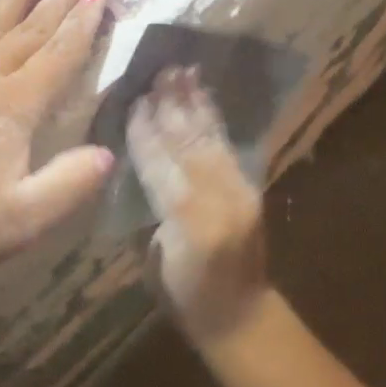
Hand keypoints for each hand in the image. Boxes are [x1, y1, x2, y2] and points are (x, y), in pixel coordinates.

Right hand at [126, 67, 268, 342]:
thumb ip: (153, 211)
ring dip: (197, 103)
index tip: (134, 99)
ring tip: (186, 73)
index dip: (145, 130)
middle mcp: (216, 198)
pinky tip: (205, 102)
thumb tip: (147, 166)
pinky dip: (214, 122)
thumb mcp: (154, 260)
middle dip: (174, 104)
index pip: (159, 163)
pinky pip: (228, 149)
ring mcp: (239, 191)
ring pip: (212, 139)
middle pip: (189, 142)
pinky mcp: (251, 190)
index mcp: (185, 219)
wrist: (241, 316)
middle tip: (163, 70)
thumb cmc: (185, 296)